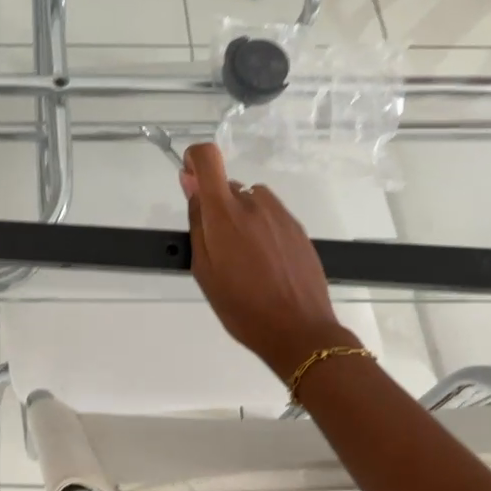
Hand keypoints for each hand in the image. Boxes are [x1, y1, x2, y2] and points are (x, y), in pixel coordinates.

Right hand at [180, 144, 350, 375]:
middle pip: (228, 186)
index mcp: (225, 212)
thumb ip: (197, 221)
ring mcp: (281, 215)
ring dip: (242, 216)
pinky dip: (262, 228)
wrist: (300, 332)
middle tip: (220, 249)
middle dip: (217, 206)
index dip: (194, 159)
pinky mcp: (298, 229)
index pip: (207, 158)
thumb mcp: (204, 268)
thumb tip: (191, 184)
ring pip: (251, 200)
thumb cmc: (241, 306)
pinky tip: (266, 263)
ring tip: (245, 257)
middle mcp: (254, 203)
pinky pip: (271, 215)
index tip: (190, 181)